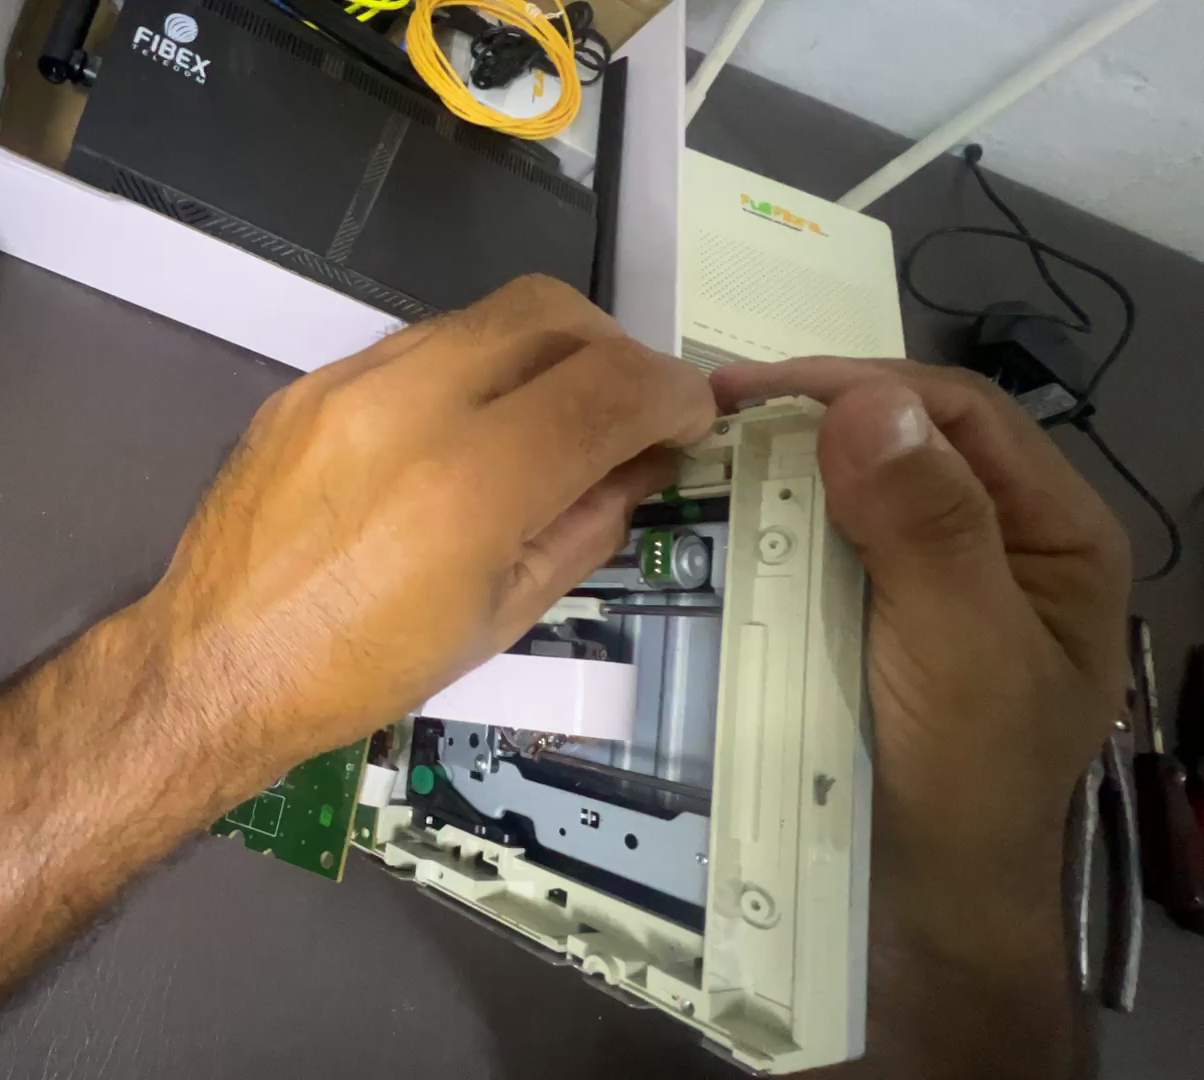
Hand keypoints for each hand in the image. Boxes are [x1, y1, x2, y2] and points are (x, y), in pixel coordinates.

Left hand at [135, 276, 715, 770]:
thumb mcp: (497, 618)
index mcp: (466, 485)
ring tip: (537, 419)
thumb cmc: (359, 668)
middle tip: (618, 409)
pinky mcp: (301, 388)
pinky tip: (453, 429)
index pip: (610, 387)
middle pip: (547, 312)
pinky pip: (409, 348)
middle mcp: (403, 407)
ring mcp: (341, 385)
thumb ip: (584, 525)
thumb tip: (636, 462)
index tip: (684, 418)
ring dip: (534, 354)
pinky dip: (461, 371)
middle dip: (610, 349)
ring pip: (477, 318)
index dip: (671, 395)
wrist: (219, 661)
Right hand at [712, 357, 1129, 957]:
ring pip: (847, 485)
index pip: (956, 412)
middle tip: (704, 420)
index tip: (746, 393)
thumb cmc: (956, 764)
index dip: (855, 384)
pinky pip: (810, 537)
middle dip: (805, 416)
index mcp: (1043, 529)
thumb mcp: (958, 645)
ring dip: (775, 463)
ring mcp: (912, 570)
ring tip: (696, 459)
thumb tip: (869, 401)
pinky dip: (762, 515)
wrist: (914, 872)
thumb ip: (927, 528)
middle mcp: (982, 536)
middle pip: (898, 438)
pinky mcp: (855, 601)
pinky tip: (715, 517)